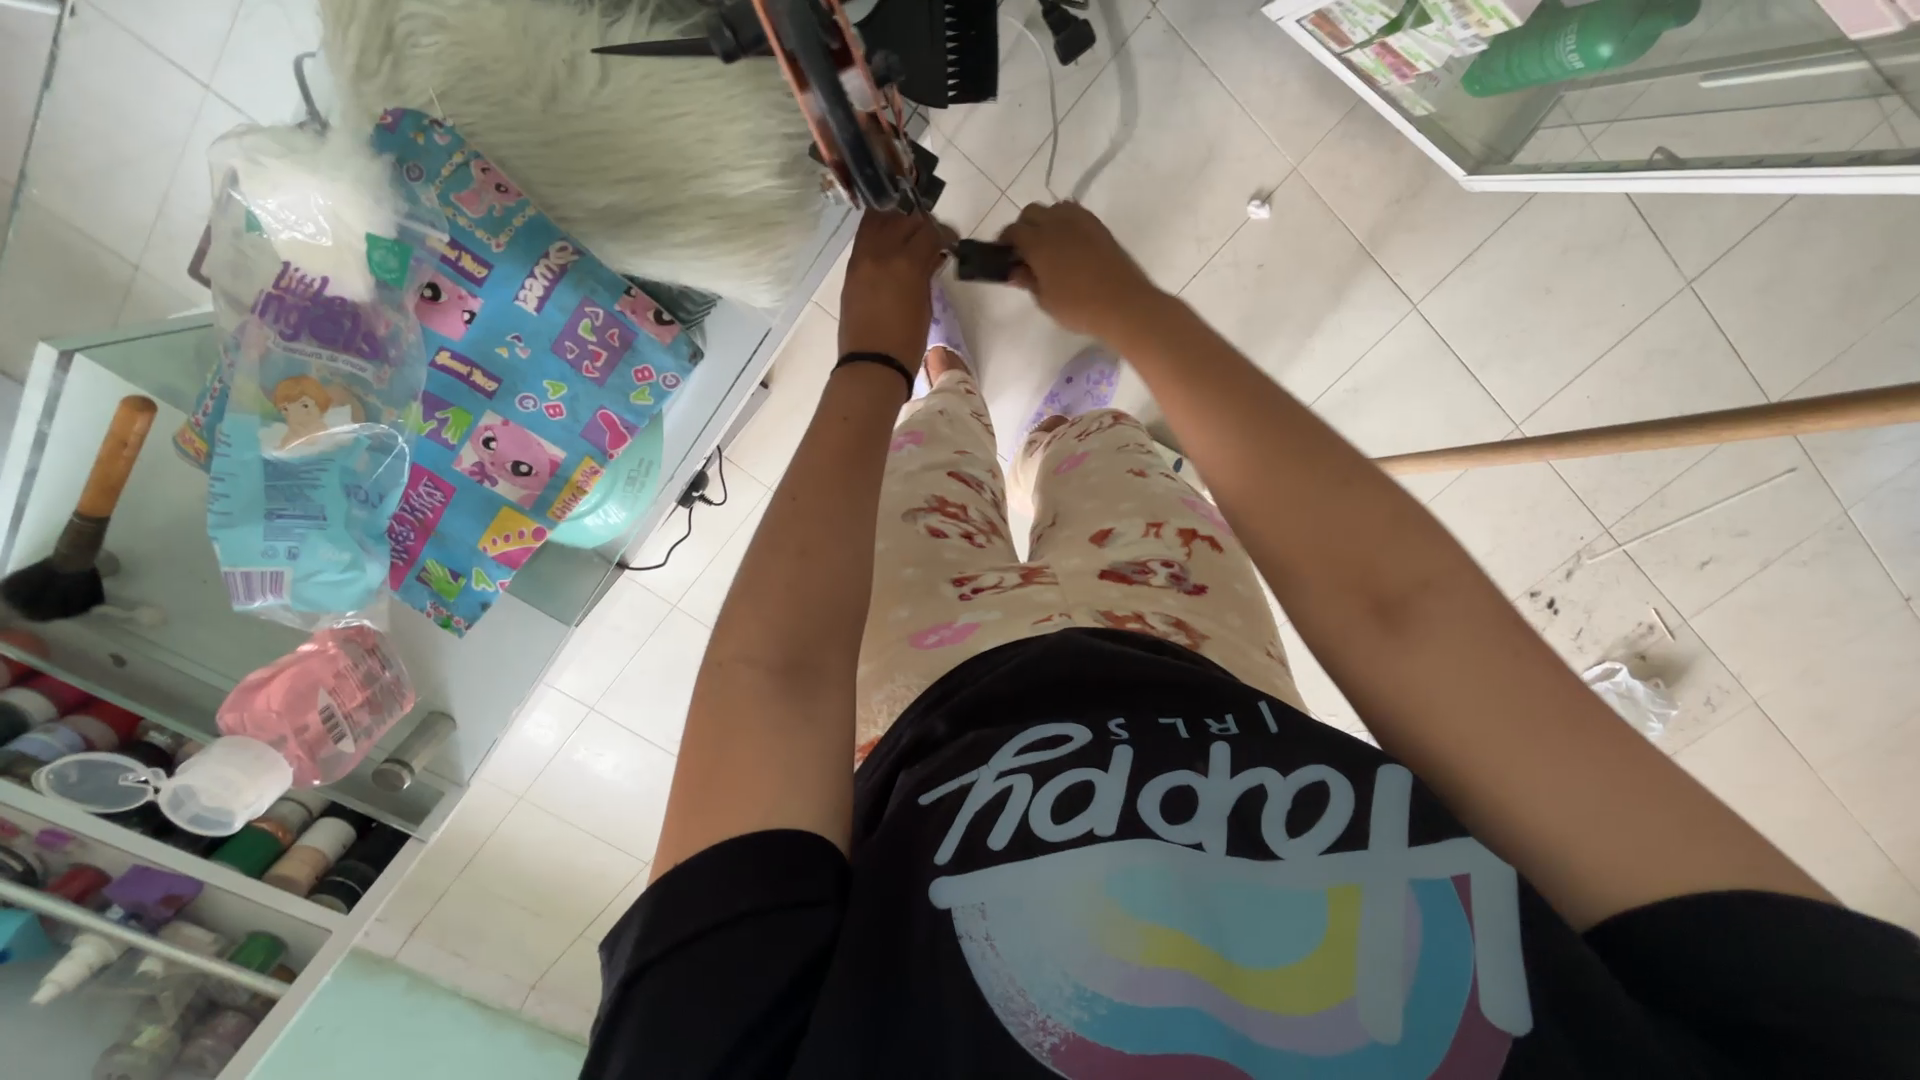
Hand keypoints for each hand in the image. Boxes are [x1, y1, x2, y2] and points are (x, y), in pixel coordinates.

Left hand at [838, 210, 951, 372]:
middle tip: (929, 235)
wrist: (872, 363)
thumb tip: (932, 256)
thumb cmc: (907, 342)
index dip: (943, 233)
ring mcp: (862, 258)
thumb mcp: (925, 305)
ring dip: (895, 219)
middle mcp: (882, 252)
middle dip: (921, 223)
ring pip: (878, 218)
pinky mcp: (850, 268)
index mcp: (907, 264)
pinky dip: (878, 231)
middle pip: (904, 218)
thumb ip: (927, 274)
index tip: (949, 241)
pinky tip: (888, 239)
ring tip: (906, 231)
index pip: (929, 231)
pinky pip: (864, 236)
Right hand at [996, 201, 1162, 337]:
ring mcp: (1080, 221)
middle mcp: (1057, 223)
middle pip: (1031, 212)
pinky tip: (1068, 243)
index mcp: (1038, 242)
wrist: (1123, 303)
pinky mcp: (1098, 225)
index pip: (1013, 231)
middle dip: (1024, 227)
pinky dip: (1065, 222)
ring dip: (1045, 221)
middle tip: (1024, 251)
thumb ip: (1028, 281)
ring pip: (1054, 208)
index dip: (1004, 241)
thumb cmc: (1078, 306)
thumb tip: (1015, 271)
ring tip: (1048, 244)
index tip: (1004, 255)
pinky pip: (1074, 213)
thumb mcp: (1045, 300)